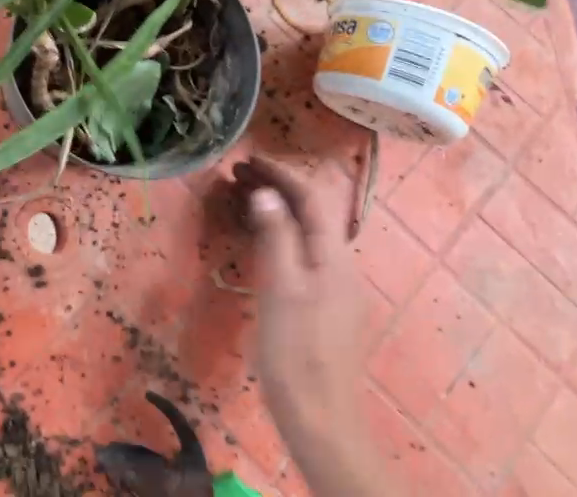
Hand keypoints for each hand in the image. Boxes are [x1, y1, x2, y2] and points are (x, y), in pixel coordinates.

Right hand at [241, 158, 363, 441]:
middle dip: (277, 187)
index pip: (313, 200)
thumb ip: (276, 237)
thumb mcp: (280, 288)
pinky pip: (301, 252)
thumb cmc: (296, 351)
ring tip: (239, 197)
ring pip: (306, 233)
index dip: (282, 174)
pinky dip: (278, 232)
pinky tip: (257, 239)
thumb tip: (266, 192)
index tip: (246, 158)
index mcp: (334, 259)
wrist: (320, 418)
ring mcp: (334, 288)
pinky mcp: (322, 306)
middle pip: (312, 213)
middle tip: (235, 173)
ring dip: (276, 209)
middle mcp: (341, 267)